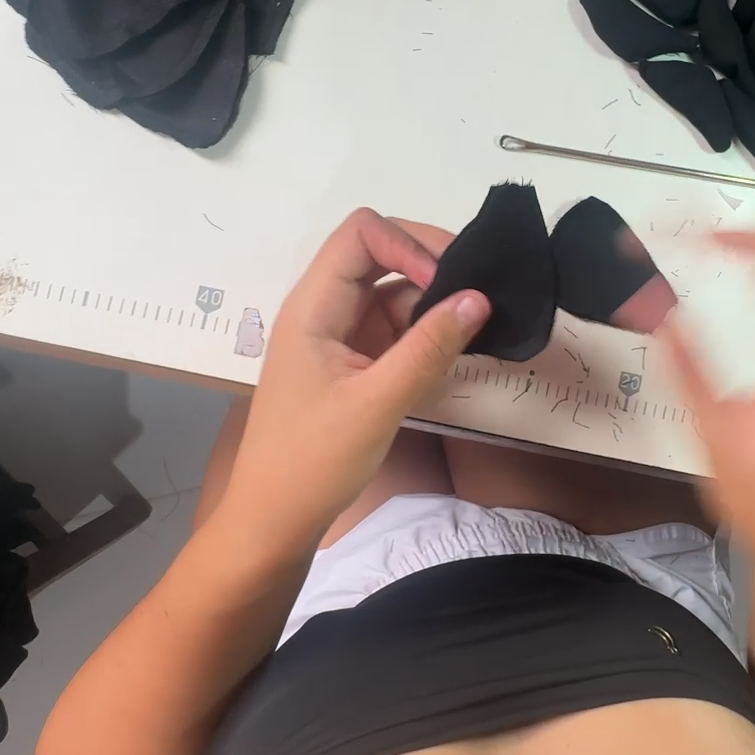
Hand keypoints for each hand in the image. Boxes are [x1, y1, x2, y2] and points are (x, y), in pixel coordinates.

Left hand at [222, 209, 489, 545]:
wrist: (275, 520)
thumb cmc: (313, 461)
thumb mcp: (377, 404)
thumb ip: (429, 348)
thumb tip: (479, 297)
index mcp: (314, 306)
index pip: (361, 234)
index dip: (407, 244)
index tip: (447, 282)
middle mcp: (326, 308)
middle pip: (380, 253)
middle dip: (429, 262)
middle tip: (478, 290)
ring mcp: (342, 333)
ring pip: (393, 289)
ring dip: (433, 298)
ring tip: (475, 320)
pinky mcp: (356, 359)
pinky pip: (396, 325)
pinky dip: (427, 329)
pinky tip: (455, 345)